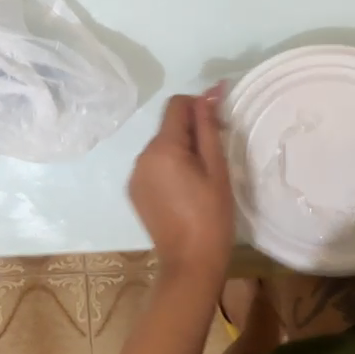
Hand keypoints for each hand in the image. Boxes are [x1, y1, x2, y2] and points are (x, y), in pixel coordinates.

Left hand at [130, 89, 233, 282]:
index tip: (220, 125)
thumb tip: (211, 90)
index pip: (177, 104)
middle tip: (216, 156)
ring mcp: (134, 175)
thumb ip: (209, 126)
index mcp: (162, 147)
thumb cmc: (211, 215)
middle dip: (191, 131)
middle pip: (168, 126)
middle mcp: (141, 156)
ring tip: (202, 177)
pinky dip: (169, 167)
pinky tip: (185, 190)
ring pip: (161, 145)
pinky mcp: (134, 191)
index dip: (199, 106)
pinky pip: (153, 165)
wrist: (190, 263)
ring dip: (180, 150)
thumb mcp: (216, 167)